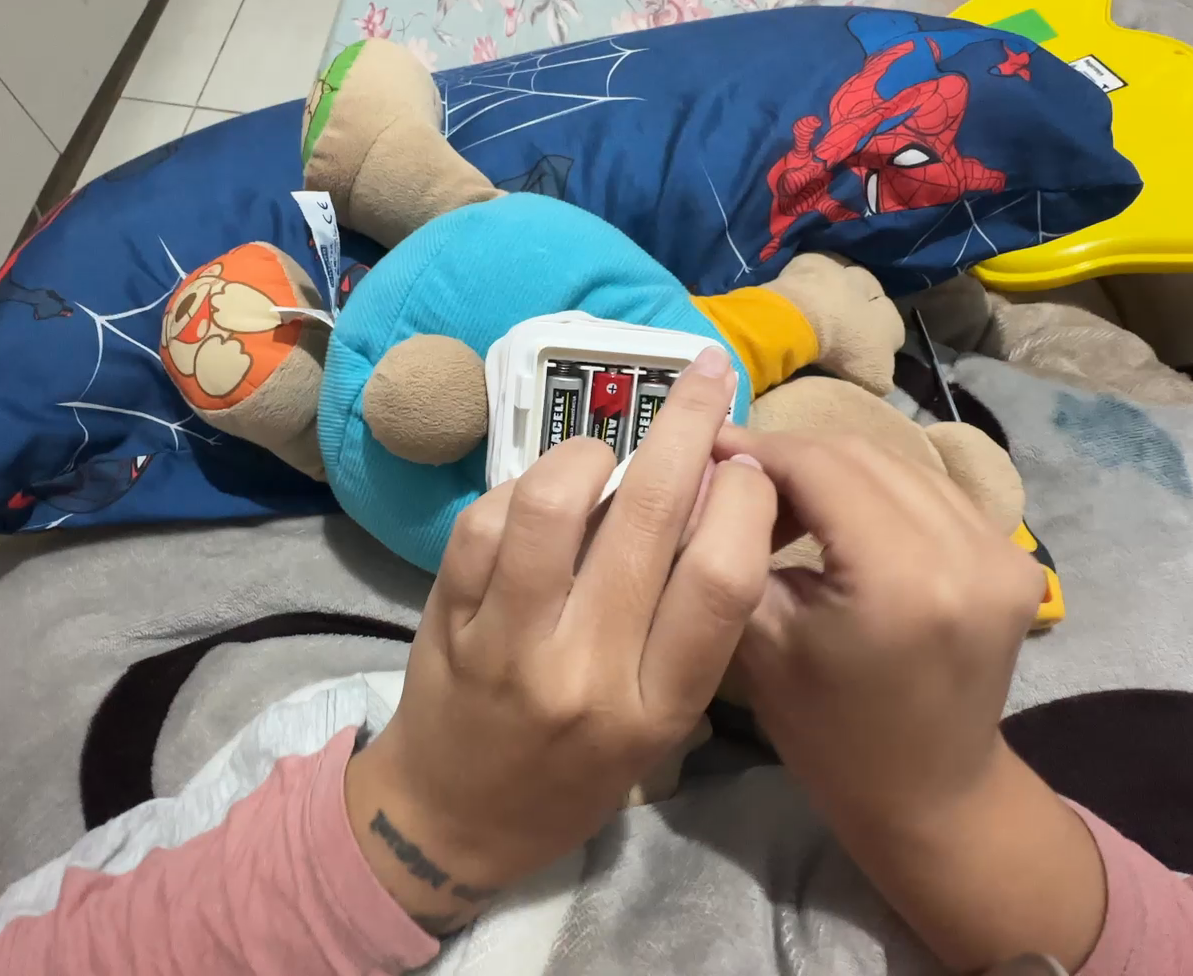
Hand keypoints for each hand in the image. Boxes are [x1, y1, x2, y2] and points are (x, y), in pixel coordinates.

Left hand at [345, 347, 776, 933]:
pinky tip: (537, 496)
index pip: (720, 581)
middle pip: (647, 516)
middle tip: (705, 376)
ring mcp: (503, 639)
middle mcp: (583, 670)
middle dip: (687, 425)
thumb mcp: (657, 725)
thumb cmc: (572, 775)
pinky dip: (519, 485)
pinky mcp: (445, 614)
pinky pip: (484, 517)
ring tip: (601, 457)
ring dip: (588, 453)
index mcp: (656, 708)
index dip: (743, 498)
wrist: (454, 816)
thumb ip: (687, 621)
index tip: (746, 461)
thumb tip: (710, 492)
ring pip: (551, 501)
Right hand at [724, 430, 1042, 820]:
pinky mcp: (1016, 555)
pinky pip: (926, 489)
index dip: (758, 448)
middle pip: (859, 455)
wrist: (929, 795)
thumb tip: (714, 470)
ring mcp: (1005, 550)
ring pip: (894, 463)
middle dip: (788, 456)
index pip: (820, 467)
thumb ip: (733, 545)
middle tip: (733, 477)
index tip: (707, 444)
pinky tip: (834, 516)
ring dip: (828, 469)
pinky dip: (870, 489)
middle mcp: (970, 551)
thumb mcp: (759, 639)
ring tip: (779, 501)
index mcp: (903, 580)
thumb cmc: (826, 732)